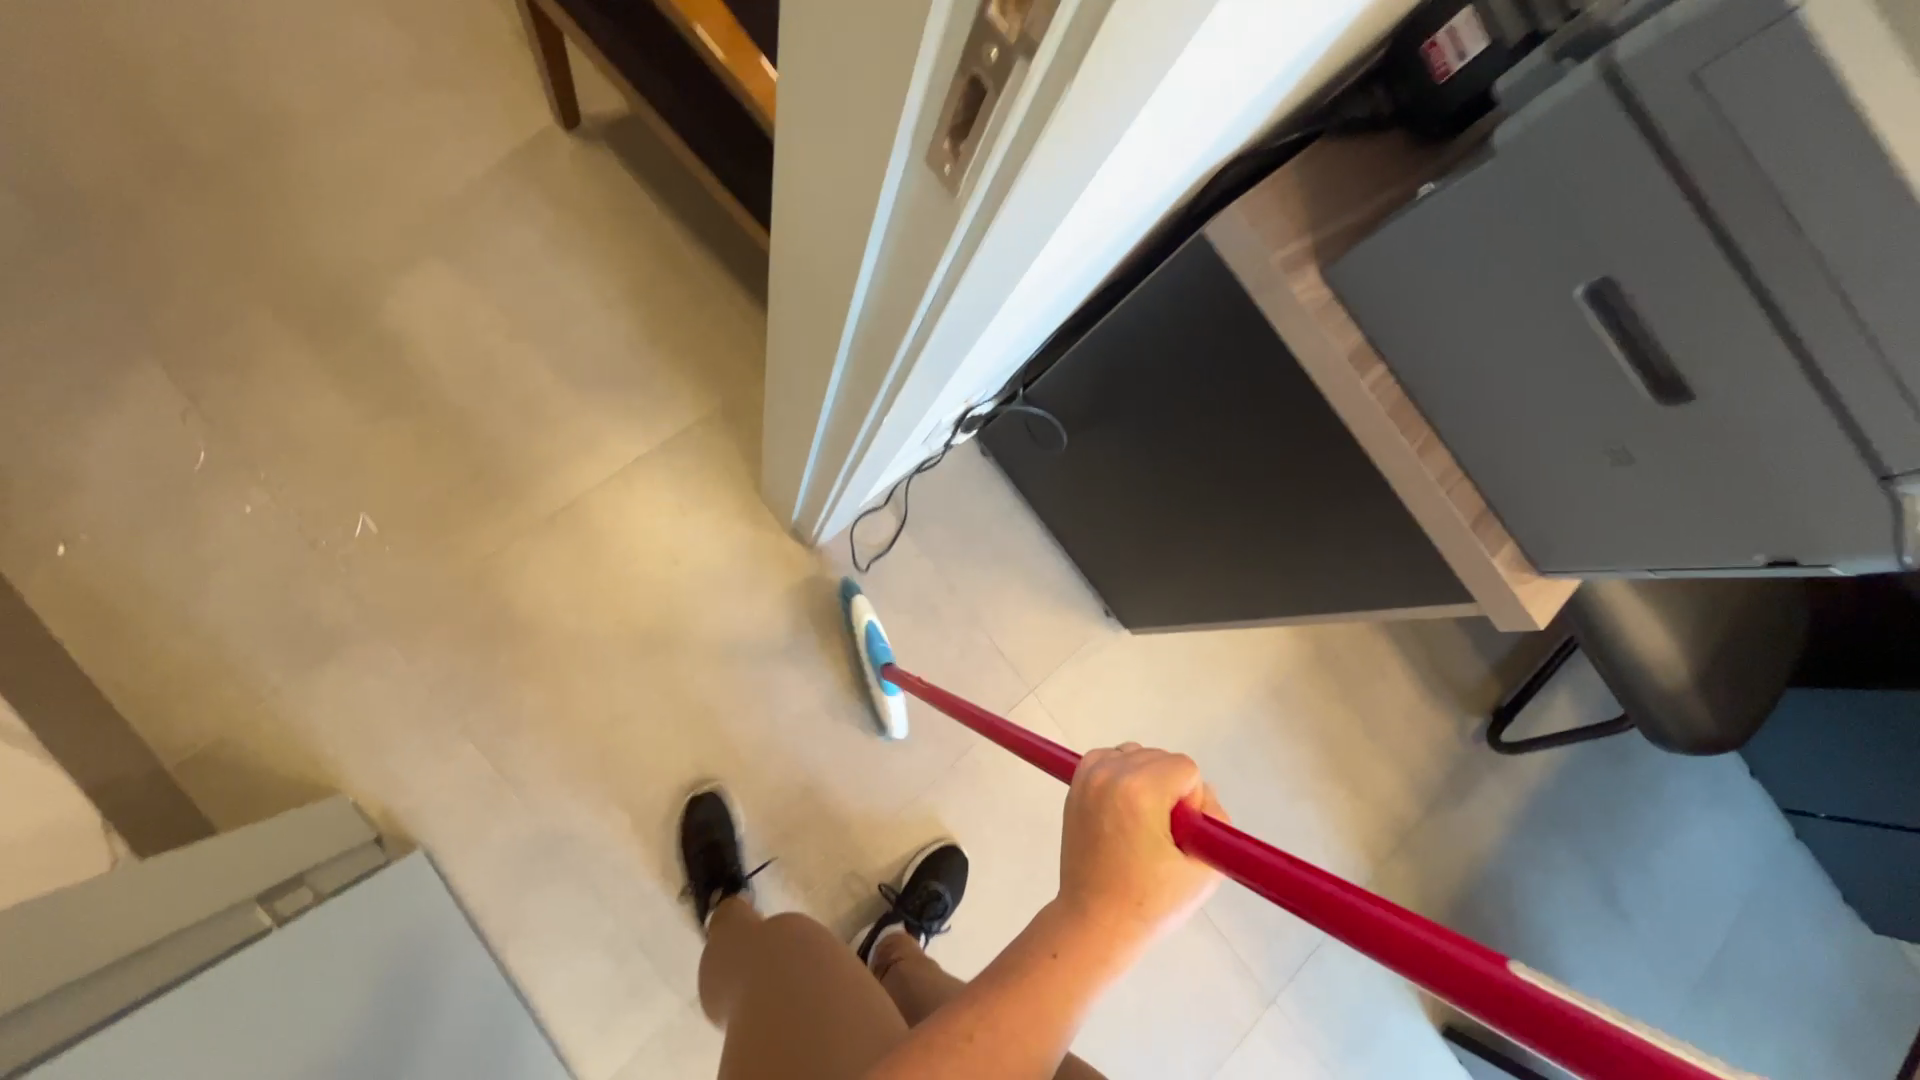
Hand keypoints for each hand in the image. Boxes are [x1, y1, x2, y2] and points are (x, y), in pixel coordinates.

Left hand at [1057, 743, 1226, 951]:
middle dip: (1171, 790)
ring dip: (1147, 780)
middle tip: (1163, 835)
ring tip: (1143, 824)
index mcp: (1140, 790)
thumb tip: (1205, 795)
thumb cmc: (1150, 903)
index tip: (1180, 834)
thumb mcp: (1204, 869)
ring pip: (1136, 755)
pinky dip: (1122, 776)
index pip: (1186, 768)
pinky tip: (1124, 810)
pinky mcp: (1075, 785)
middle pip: (1161, 758)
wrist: (1095, 921)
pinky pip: (1109, 759)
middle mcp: (1109, 773)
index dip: (1193, 801)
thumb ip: (1216, 822)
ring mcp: (1088, 777)